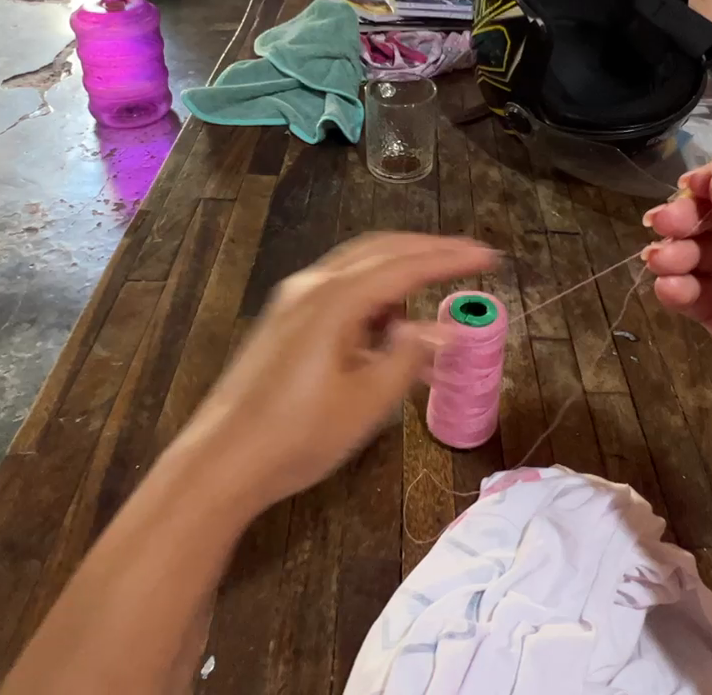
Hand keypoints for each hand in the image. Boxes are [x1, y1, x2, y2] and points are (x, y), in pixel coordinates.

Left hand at [182, 232, 495, 511]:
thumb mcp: (366, 403)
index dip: (450, 258)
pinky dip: (374, 292)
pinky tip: (390, 322)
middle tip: (470, 257)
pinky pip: (340, 287)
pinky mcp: (285, 319)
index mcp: (335, 300)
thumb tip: (442, 330)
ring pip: (358, 265)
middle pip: (380, 250)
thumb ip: (407, 357)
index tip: (489, 256)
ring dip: (400, 269)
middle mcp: (312, 285)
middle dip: (427, 250)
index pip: (405, 265)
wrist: (222, 461)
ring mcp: (294, 299)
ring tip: (437, 289)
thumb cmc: (298, 436)